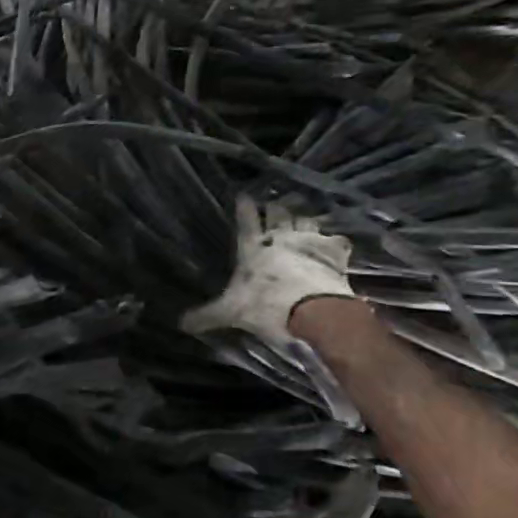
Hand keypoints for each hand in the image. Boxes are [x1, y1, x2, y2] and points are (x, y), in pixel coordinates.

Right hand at [182, 196, 353, 344]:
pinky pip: (336, 240)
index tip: (243, 194)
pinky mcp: (334, 255)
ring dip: (303, 219)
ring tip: (301, 217)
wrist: (313, 312)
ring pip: (306, 221)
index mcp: (252, 250)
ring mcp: (309, 245)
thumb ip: (206, 315)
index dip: (244, 209)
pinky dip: (334, 240)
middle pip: (278, 215)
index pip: (246, 223)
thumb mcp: (229, 313)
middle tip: (274, 204)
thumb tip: (180, 323)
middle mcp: (280, 241)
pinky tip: (335, 241)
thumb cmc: (265, 306)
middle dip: (276, 209)